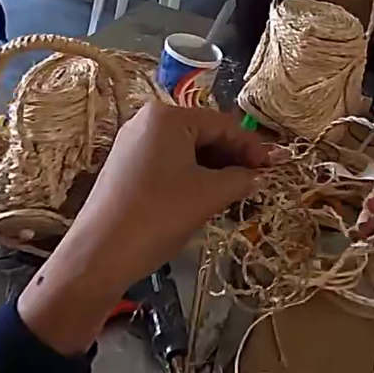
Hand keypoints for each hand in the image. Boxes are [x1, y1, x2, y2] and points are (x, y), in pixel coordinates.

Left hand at [18, 105, 274, 353]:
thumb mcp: (209, 195)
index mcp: (168, 117)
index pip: (223, 124)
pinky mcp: (126, 167)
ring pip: (188, 150)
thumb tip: (258, 176)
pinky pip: (170, 163)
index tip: (274, 166)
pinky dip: (193, 176)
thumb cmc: (158, 215)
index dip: (252, 146)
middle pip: (205, 134)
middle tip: (259, 179)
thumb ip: (241, 179)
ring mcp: (134, 144)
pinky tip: (208, 196)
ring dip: (215, 169)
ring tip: (237, 191)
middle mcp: (148, 121)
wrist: (98, 255)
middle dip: (234, 157)